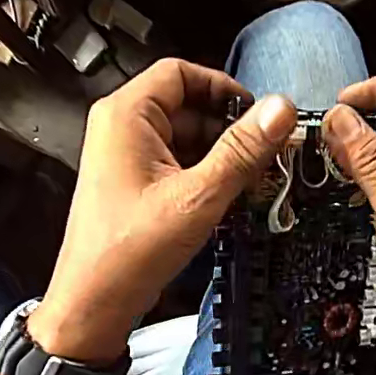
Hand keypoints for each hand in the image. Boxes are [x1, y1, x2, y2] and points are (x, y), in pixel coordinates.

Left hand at [31, 59, 295, 361]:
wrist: (96, 301)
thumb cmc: (130, 250)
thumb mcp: (198, 196)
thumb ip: (242, 151)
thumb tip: (279, 112)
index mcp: (127, 116)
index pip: (181, 73)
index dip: (224, 87)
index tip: (259, 114)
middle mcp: (124, 129)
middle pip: (189, 106)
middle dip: (230, 130)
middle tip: (265, 155)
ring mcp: (130, 157)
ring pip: (188, 138)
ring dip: (223, 156)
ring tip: (252, 181)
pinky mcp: (139, 183)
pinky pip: (180, 164)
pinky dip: (208, 175)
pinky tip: (230, 197)